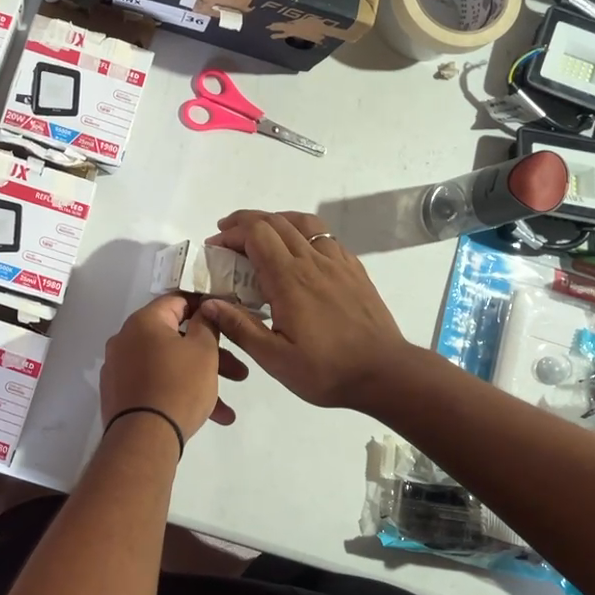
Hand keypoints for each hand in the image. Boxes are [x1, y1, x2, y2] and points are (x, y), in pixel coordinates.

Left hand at [101, 294, 245, 443]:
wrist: (144, 438)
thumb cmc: (178, 386)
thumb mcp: (203, 351)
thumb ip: (206, 325)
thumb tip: (203, 310)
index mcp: (143, 322)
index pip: (177, 302)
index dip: (204, 307)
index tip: (225, 318)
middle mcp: (126, 339)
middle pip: (175, 338)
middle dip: (211, 356)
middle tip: (238, 372)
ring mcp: (120, 367)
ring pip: (168, 365)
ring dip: (200, 381)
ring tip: (227, 410)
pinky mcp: (120, 393)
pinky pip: (154, 384)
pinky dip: (179, 393)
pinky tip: (208, 417)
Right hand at [197, 210, 412, 408]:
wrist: (386, 374)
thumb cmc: (326, 370)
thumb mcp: (274, 358)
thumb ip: (239, 327)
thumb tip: (207, 303)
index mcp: (290, 280)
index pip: (256, 234)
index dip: (231, 234)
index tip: (215, 247)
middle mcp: (313, 262)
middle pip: (276, 221)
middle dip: (246, 221)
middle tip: (226, 235)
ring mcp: (337, 263)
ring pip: (303, 223)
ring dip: (276, 219)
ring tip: (260, 232)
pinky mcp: (354, 271)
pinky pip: (325, 237)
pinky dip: (302, 233)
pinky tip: (298, 252)